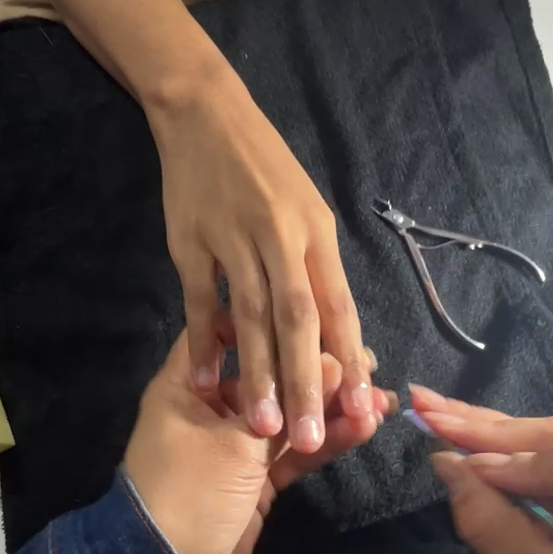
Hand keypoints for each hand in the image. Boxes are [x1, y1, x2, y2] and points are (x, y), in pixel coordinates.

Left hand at [126, 333, 392, 553]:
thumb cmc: (189, 492)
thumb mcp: (236, 444)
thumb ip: (287, 403)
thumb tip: (336, 363)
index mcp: (187, 383)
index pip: (224, 332)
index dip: (264, 318)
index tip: (310, 311)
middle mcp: (211, 403)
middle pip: (267, 374)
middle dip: (314, 369)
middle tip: (365, 363)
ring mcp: (236, 440)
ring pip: (288, 412)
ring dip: (330, 407)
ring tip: (379, 397)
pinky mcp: (257, 474)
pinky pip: (294, 448)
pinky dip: (325, 440)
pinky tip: (365, 428)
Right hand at [148, 81, 371, 455]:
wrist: (207, 115)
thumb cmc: (265, 166)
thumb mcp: (306, 208)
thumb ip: (315, 266)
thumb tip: (330, 328)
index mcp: (317, 232)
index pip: (339, 306)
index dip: (350, 359)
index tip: (361, 410)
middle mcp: (282, 237)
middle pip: (299, 319)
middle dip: (306, 382)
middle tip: (312, 439)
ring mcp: (234, 239)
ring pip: (251, 317)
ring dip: (257, 374)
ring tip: (263, 427)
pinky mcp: (191, 242)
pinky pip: (200, 301)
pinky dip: (204, 343)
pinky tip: (205, 382)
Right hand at [412, 387, 552, 553]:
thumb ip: (494, 525)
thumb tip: (445, 462)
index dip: (530, 456)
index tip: (475, 469)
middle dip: (493, 431)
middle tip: (429, 412)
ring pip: (552, 436)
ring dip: (487, 429)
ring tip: (432, 409)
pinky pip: (547, 450)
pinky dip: (498, 442)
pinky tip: (459, 423)